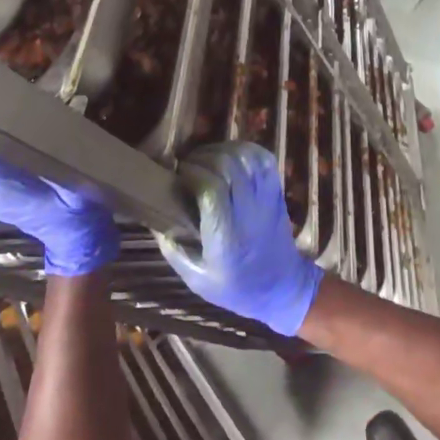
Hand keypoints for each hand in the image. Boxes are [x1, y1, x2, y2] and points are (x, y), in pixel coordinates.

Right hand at [159, 142, 322, 335]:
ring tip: (204, 163)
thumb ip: (173, 249)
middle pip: (227, 165)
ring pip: (245, 156)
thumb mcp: (197, 279)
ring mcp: (267, 197)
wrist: (283, 287)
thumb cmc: (238, 287)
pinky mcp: (276, 190)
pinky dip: (242, 151)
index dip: (191, 174)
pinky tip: (227, 159)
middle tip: (186, 169)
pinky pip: (261, 158)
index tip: (176, 177)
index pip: (211, 188)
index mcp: (228, 235)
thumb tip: (156, 220)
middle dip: (201, 159)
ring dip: (220, 152)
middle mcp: (249, 211)